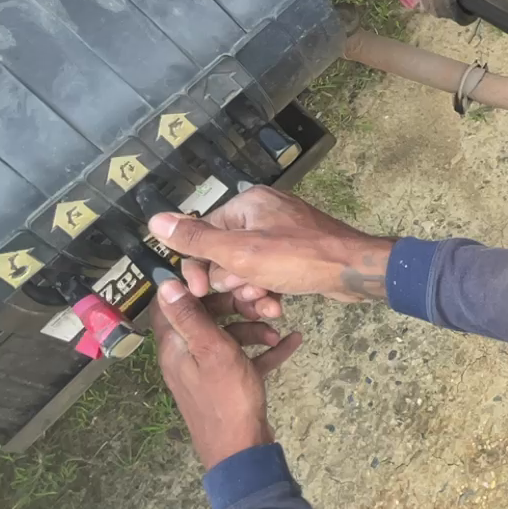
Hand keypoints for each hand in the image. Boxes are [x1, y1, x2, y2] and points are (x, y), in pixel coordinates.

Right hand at [150, 186, 394, 303]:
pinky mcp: (296, 250)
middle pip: (225, 253)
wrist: (352, 270)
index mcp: (248, 204)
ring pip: (247, 268)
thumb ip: (197, 239)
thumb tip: (155, 219)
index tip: (200, 293)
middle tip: (249, 291)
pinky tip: (277, 305)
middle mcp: (264, 211)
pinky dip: (269, 289)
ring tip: (267, 301)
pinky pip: (269, 271)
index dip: (199, 268)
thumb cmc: (298, 258)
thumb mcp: (240, 252)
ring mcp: (283, 231)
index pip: (204, 235)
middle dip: (233, 281)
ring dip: (251, 290)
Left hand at [152, 279, 301, 469]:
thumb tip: (166, 283)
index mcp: (177, 347)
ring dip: (256, 327)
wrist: (242, 450)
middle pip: (208, 315)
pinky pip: (248, 356)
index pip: (172, 304)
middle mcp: (188, 354)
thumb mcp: (212, 351)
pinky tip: (293, 341)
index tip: (221, 273)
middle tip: (262, 300)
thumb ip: (192, 317)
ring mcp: (210, 369)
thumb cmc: (227, 397)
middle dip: (236, 305)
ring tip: (278, 328)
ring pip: (230, 334)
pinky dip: (268, 349)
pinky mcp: (230, 381)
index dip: (193, 284)